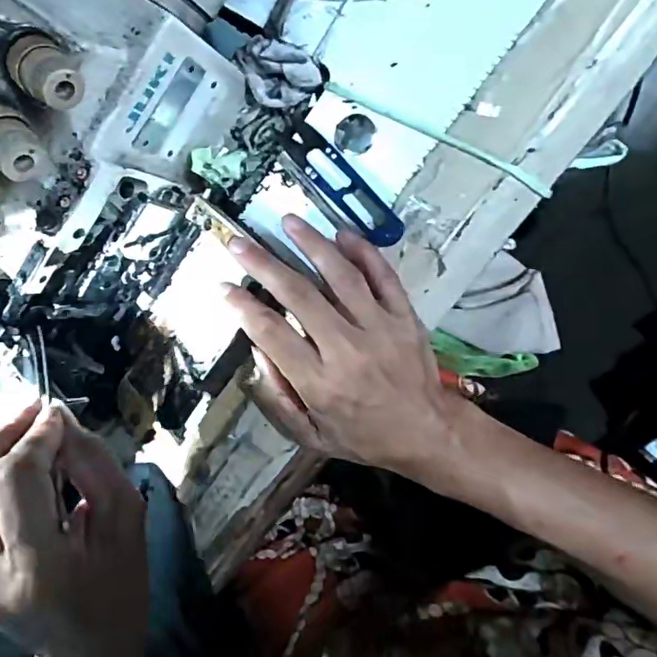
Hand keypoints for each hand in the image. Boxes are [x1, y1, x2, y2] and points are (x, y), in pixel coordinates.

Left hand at [0, 399, 147, 656]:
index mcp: (35, 570)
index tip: (57, 412)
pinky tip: (26, 478)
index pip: (13, 476)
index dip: (34, 434)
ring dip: (0, 448)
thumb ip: (91, 459)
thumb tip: (54, 417)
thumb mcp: (125, 519)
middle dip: (8, 429)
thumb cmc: (116, 590)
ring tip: (38, 447)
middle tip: (40, 414)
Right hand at [222, 215, 473, 479]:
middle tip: (240, 243)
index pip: (273, 334)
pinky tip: (341, 233)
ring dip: (311, 245)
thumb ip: (278, 396)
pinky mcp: (405, 317)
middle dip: (264, 265)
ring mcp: (380, 329)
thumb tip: (257, 347)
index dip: (244, 308)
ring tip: (288, 221)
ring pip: (341, 277)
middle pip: (300, 296)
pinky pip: (383, 277)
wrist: (432, 435)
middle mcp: (348, 350)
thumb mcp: (312, 434)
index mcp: (321, 383)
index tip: (224, 287)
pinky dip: (364, 252)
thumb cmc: (364, 435)